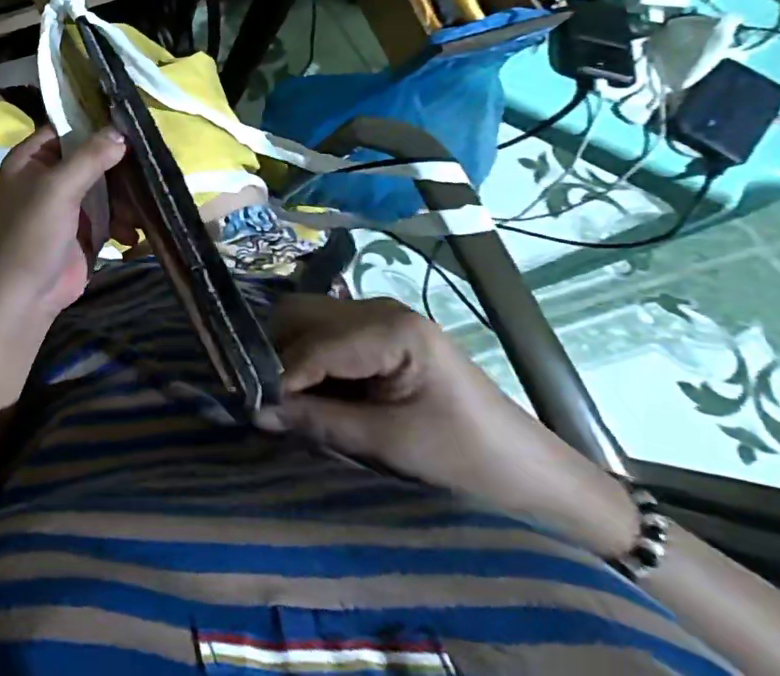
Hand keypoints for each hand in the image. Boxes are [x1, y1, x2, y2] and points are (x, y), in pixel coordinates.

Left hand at [0, 126, 126, 318]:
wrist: (27, 295)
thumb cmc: (34, 234)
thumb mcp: (58, 189)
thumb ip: (89, 158)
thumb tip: (119, 132)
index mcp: (31, 159)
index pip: (66, 128)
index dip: (95, 126)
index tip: (129, 124)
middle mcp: (48, 176)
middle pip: (91, 158)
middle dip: (118, 168)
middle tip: (145, 170)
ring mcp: (67, 203)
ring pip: (105, 186)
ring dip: (125, 198)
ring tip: (137, 212)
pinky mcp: (84, 228)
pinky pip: (111, 213)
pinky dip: (123, 220)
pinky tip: (131, 233)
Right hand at [256, 295, 638, 558]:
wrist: (528, 471)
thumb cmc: (466, 457)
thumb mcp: (388, 443)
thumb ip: (318, 421)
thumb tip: (254, 411)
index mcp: (391, 329)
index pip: (312, 344)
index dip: (278, 375)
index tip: (251, 406)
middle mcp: (379, 309)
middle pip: (301, 316)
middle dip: (275, 354)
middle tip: (263, 398)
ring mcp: (378, 318)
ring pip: (306, 321)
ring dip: (287, 354)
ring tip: (281, 396)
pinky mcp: (378, 335)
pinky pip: (324, 335)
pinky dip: (306, 359)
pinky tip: (305, 390)